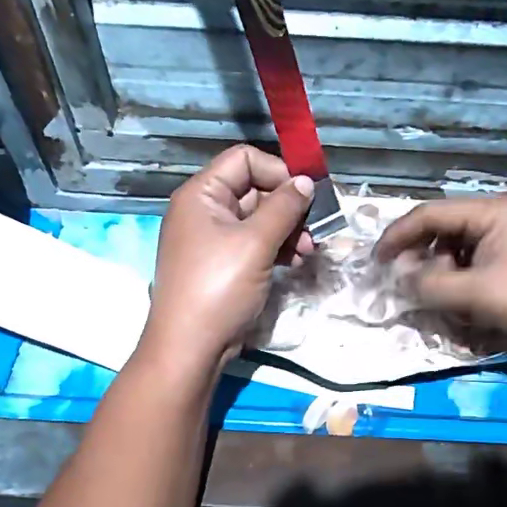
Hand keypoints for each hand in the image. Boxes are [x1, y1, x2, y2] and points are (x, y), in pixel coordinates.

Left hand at [145, 145, 315, 367]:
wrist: (189, 347)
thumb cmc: (218, 287)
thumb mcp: (256, 243)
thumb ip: (284, 207)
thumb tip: (305, 182)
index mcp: (200, 194)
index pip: (244, 159)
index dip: (278, 170)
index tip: (308, 193)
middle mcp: (201, 211)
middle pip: (253, 189)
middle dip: (288, 205)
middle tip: (317, 227)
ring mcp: (209, 240)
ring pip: (256, 220)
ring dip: (287, 230)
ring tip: (310, 250)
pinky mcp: (219, 266)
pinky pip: (251, 245)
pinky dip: (274, 249)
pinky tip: (296, 261)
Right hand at [374, 194, 506, 345]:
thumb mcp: (472, 294)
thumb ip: (428, 283)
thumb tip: (400, 277)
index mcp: (495, 210)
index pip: (430, 214)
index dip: (397, 236)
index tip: (376, 260)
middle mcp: (506, 213)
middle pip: (445, 230)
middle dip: (424, 259)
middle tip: (411, 285)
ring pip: (461, 247)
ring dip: (444, 272)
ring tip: (444, 299)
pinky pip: (480, 258)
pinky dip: (465, 277)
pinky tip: (467, 300)